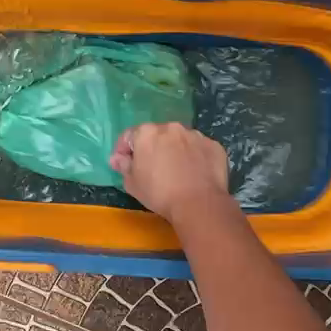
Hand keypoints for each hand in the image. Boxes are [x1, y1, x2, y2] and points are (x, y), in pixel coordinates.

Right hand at [110, 123, 235, 224]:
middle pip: (156, 135)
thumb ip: (123, 166)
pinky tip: (194, 173)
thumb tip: (117, 158)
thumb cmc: (158, 193)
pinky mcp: (214, 145)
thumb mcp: (132, 183)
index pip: (129, 136)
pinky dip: (194, 157)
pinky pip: (198, 148)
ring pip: (179, 140)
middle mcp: (171, 128)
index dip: (124, 150)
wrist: (198, 203)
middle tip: (152, 168)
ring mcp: (195, 135)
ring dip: (174, 150)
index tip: (125, 164)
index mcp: (146, 133)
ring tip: (177, 171)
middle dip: (152, 148)